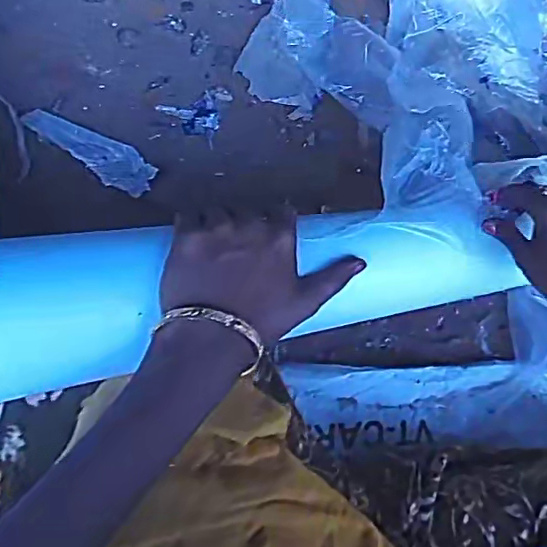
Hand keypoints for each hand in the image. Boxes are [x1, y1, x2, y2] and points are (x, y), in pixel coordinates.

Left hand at [161, 209, 365, 342]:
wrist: (211, 335)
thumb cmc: (263, 320)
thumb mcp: (305, 302)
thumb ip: (333, 277)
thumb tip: (360, 262)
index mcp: (280, 238)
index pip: (283, 212)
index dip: (278, 220)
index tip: (274, 231)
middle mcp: (250, 225)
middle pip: (250, 210)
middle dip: (248, 222)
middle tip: (242, 244)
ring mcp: (216, 229)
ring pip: (219, 210)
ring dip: (219, 221)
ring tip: (215, 241)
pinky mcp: (185, 236)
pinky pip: (188, 215)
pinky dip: (190, 223)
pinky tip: (191, 237)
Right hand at [483, 183, 546, 313]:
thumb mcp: (525, 255)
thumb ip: (508, 234)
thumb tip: (489, 221)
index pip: (523, 193)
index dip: (504, 195)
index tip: (489, 200)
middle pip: (535, 190)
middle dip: (515, 193)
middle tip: (497, 203)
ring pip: (544, 195)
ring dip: (526, 198)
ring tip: (508, 210)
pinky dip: (536, 204)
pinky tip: (525, 217)